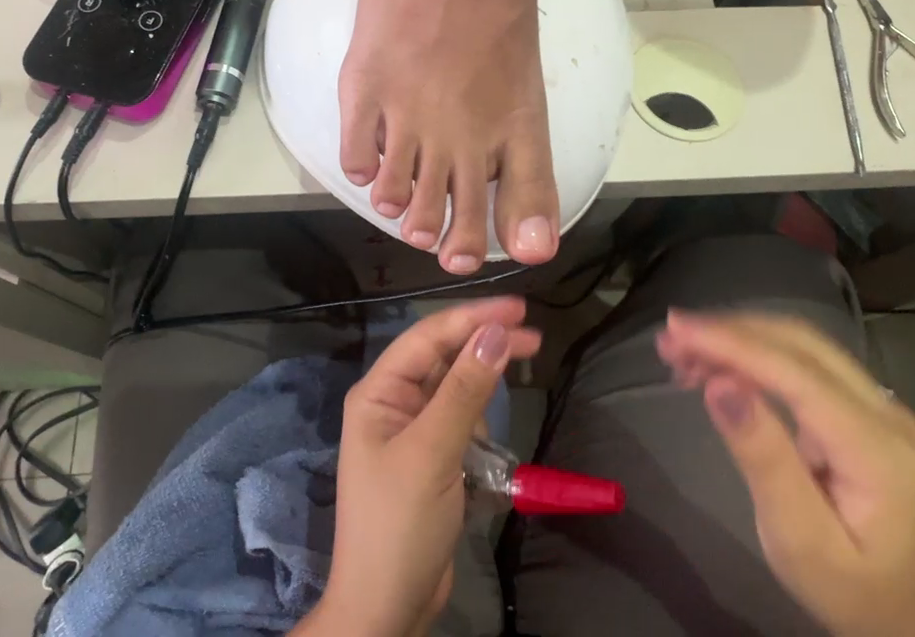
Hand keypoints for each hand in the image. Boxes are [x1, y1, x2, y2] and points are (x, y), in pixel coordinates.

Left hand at [301, 297, 541, 636]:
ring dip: (484, 395)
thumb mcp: (432, 452)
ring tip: (499, 420)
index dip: (472, 317)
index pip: (428, 337)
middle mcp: (394, 405)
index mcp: (378, 393)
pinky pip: (465, 427)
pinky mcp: (435, 461)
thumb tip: (497, 333)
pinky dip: (482, 430)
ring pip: (459, 392)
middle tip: (535, 338)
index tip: (519, 307)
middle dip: (485, 349)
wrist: (387, 606)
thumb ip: (465, 390)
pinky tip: (489, 453)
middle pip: (445, 359)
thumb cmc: (399, 523)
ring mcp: (415, 434)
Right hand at [656, 311, 914, 636]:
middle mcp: (884, 411)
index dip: (734, 345)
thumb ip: (763, 458)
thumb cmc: (841, 584)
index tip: (676, 330)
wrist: (891, 610)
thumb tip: (720, 386)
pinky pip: (802, 360)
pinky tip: (715, 364)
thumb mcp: (796, 536)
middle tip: (669, 339)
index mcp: (876, 448)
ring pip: (800, 344)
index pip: (798, 375)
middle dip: (730, 332)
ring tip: (681, 351)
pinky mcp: (859, 404)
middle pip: (801, 345)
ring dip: (738, 337)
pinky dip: (753, 352)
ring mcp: (876, 403)